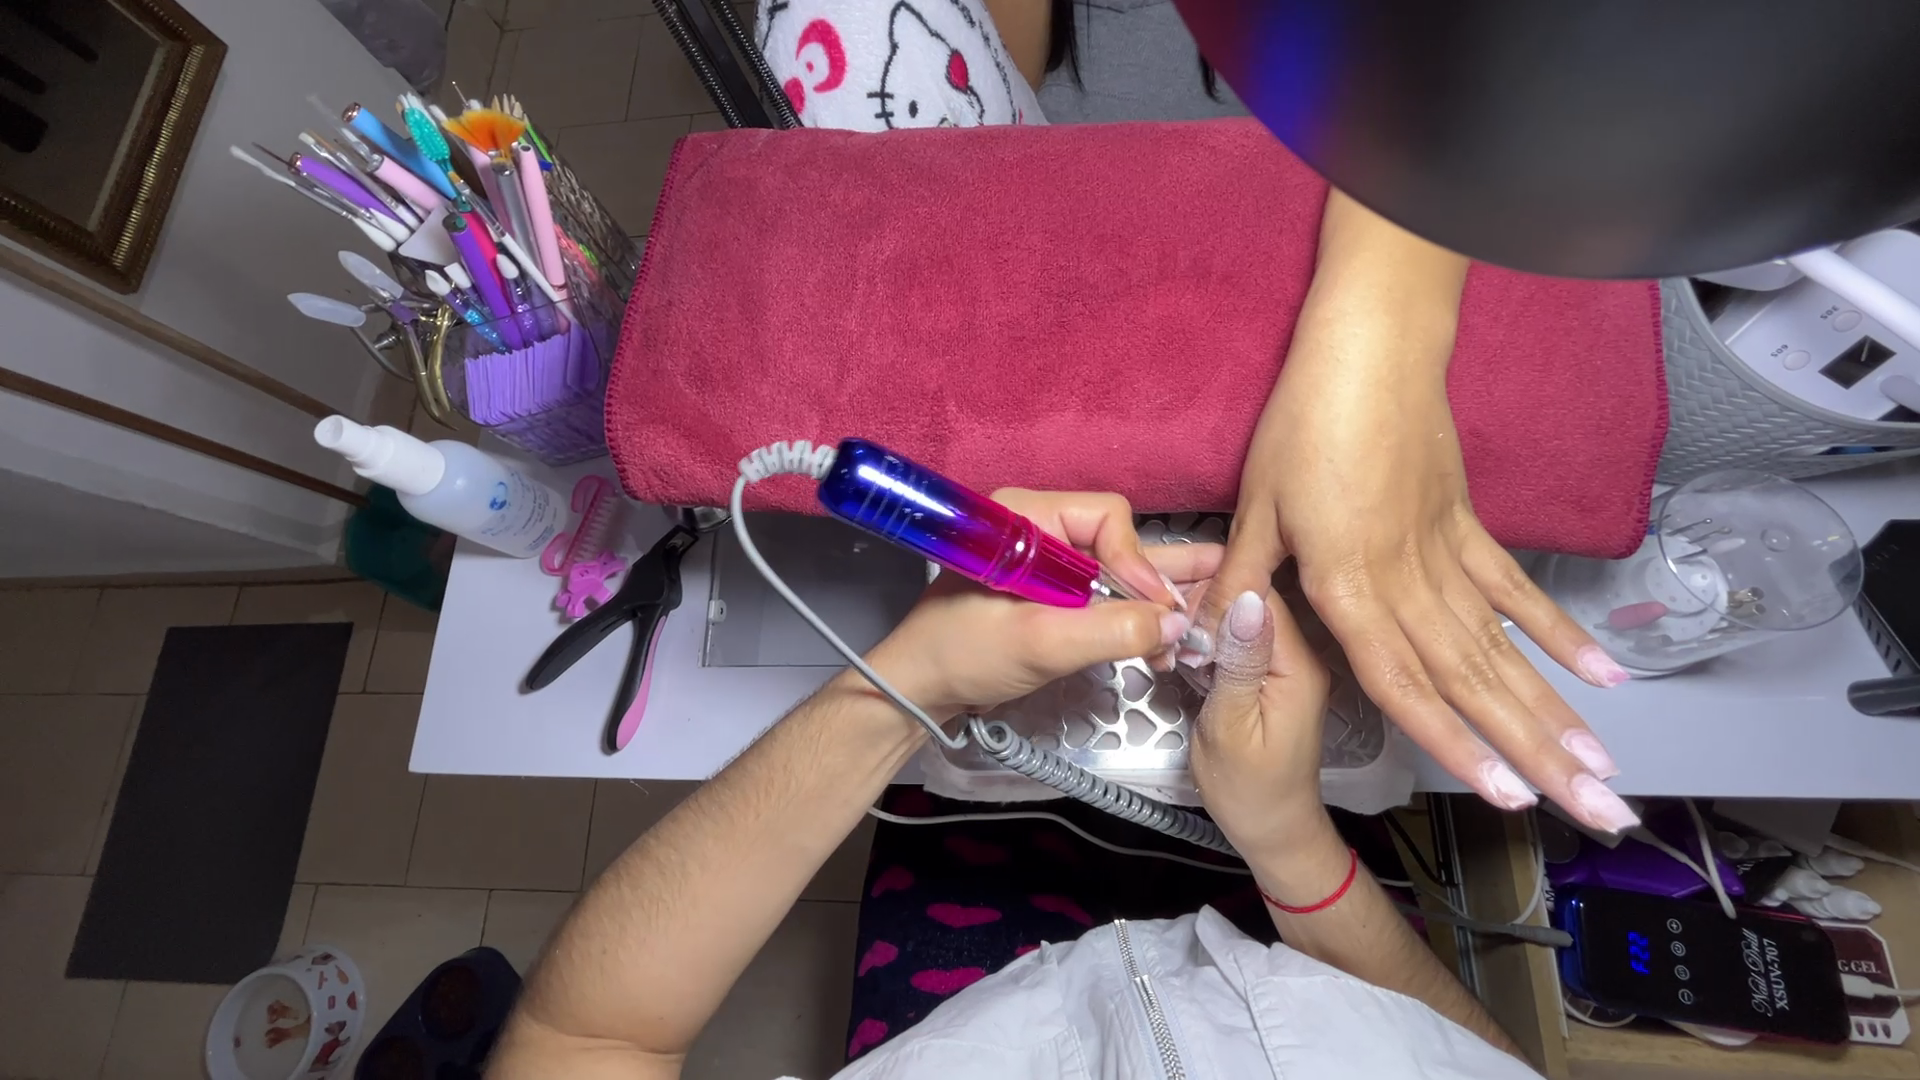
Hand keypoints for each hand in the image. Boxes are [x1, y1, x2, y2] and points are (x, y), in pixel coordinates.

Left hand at [868, 489, 1219, 719]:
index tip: (1153, 609)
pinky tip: (1163, 634)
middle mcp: (1039, 531)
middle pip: (1116, 542)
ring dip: (1150, 599)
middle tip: (1212, 591)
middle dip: (1157, 578)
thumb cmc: (962, 654)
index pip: (1105, 519)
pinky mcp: (1047, 595)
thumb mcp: (1041, 643)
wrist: (919, 688)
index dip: (1136, 561)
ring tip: (1207, 605)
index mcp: (1026, 518)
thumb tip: (1174, 623)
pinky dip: (1127, 617)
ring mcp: (1045, 564)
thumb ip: (1111, 631)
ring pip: (1112, 571)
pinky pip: (1098, 595)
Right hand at [1189, 588, 1335, 861]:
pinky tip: (1188, 653)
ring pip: (1243, 613)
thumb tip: (1244, 597)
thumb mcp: (1230, 725)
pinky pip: (1241, 635)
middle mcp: (1302, 653)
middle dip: (1203, 601)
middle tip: (1164, 626)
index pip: (1259, 592)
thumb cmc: (1246, 789)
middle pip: (1252, 596)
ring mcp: (1289, 662)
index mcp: (1297, 664)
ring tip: (1171, 639)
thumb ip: (1238, 660)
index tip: (1169, 601)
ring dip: (1202, 619)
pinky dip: (1210, 637)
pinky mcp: (1273, 671)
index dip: (1212, 587)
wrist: (1272, 830)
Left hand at [1197, 312, 1639, 835]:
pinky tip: (1602, 672)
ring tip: (1606, 769)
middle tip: (1597, 815)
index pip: (1400, 678)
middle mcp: (1408, 579)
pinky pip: (1512, 586)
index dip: (1449, 741)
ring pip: (1501, 644)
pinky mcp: (1467, 523)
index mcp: (1349, 581)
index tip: (1505, 797)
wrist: (1370, 354)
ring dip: (1554, 708)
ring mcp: (1447, 551)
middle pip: (1470, 676)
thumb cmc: (1303, 428)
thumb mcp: (1257, 505)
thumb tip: (1208, 634)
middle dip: (1530, 751)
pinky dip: (1554, 630)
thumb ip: (1245, 577)